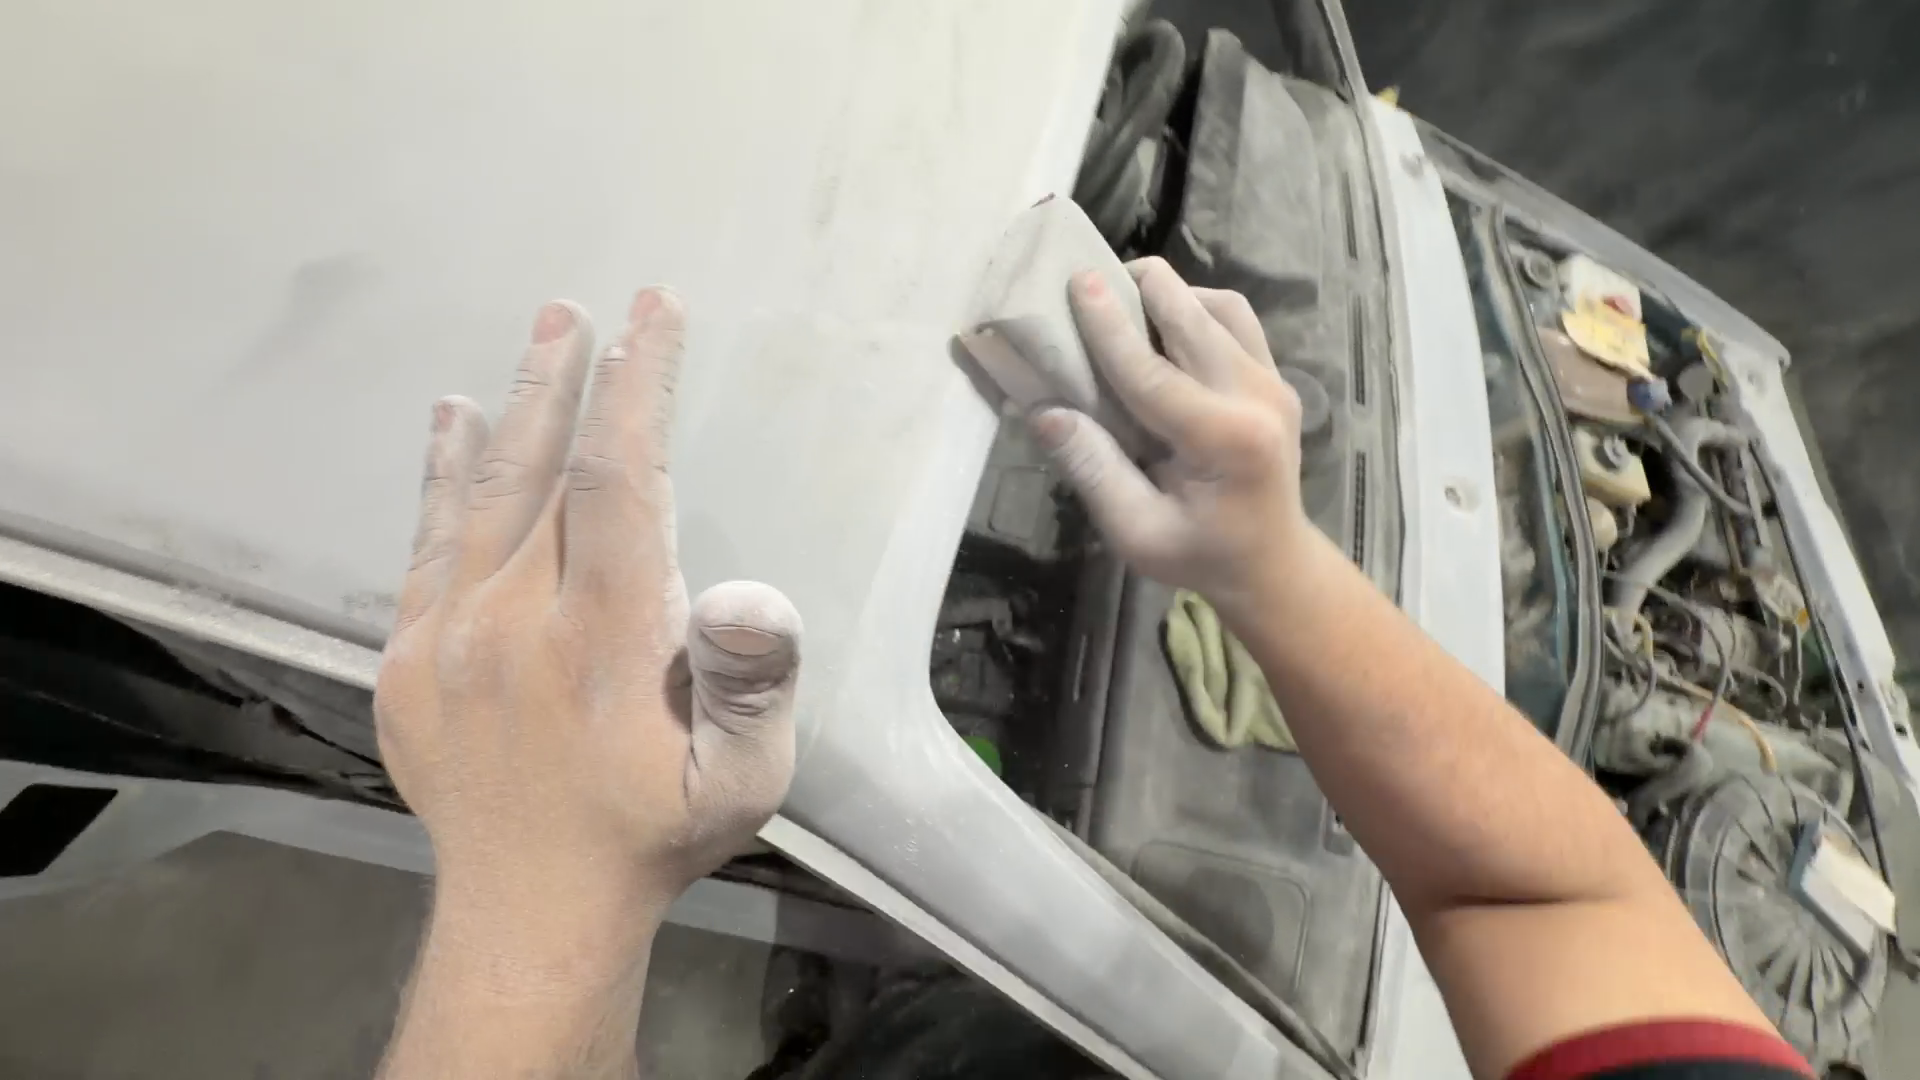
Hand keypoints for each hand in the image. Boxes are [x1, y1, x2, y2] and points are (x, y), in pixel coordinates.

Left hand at [374, 289, 802, 947]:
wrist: (533, 911)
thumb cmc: (659, 831)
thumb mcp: (745, 778)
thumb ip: (753, 686)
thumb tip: (743, 596)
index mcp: (602, 634)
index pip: (619, 479)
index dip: (640, 389)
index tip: (655, 317)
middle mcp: (513, 616)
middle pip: (545, 467)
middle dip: (578, 379)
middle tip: (589, 308)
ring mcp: (446, 635)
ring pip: (483, 491)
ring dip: (515, 405)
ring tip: (540, 336)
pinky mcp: (405, 658)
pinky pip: (426, 542)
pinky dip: (443, 472)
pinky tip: (452, 424)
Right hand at [1029, 257, 1312, 618]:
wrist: (1270, 563)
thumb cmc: (1199, 555)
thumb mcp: (1136, 532)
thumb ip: (1093, 470)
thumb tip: (1044, 412)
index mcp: (1225, 440)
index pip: (1152, 372)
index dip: (1109, 327)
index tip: (1078, 281)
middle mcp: (1258, 397)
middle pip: (1196, 319)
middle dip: (1144, 288)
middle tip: (1094, 278)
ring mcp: (1274, 384)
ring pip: (1223, 309)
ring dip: (1174, 294)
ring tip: (1128, 299)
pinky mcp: (1276, 380)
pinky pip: (1237, 323)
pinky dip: (1197, 310)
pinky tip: (1165, 326)